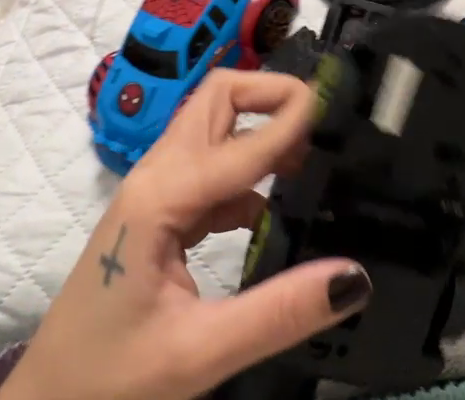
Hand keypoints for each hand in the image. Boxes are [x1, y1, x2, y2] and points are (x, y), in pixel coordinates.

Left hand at [0, 71, 371, 399]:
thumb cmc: (108, 381)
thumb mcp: (198, 353)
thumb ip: (279, 312)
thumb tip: (356, 276)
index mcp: (160, 199)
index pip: (242, 141)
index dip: (294, 118)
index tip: (342, 104)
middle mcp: (156, 179)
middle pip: (217, 100)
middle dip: (271, 94)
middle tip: (325, 119)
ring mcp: (155, 193)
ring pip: (214, 129)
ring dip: (262, 129)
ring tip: (315, 161)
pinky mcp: (160, 213)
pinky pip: (212, 170)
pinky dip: (251, 172)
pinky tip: (277, 210)